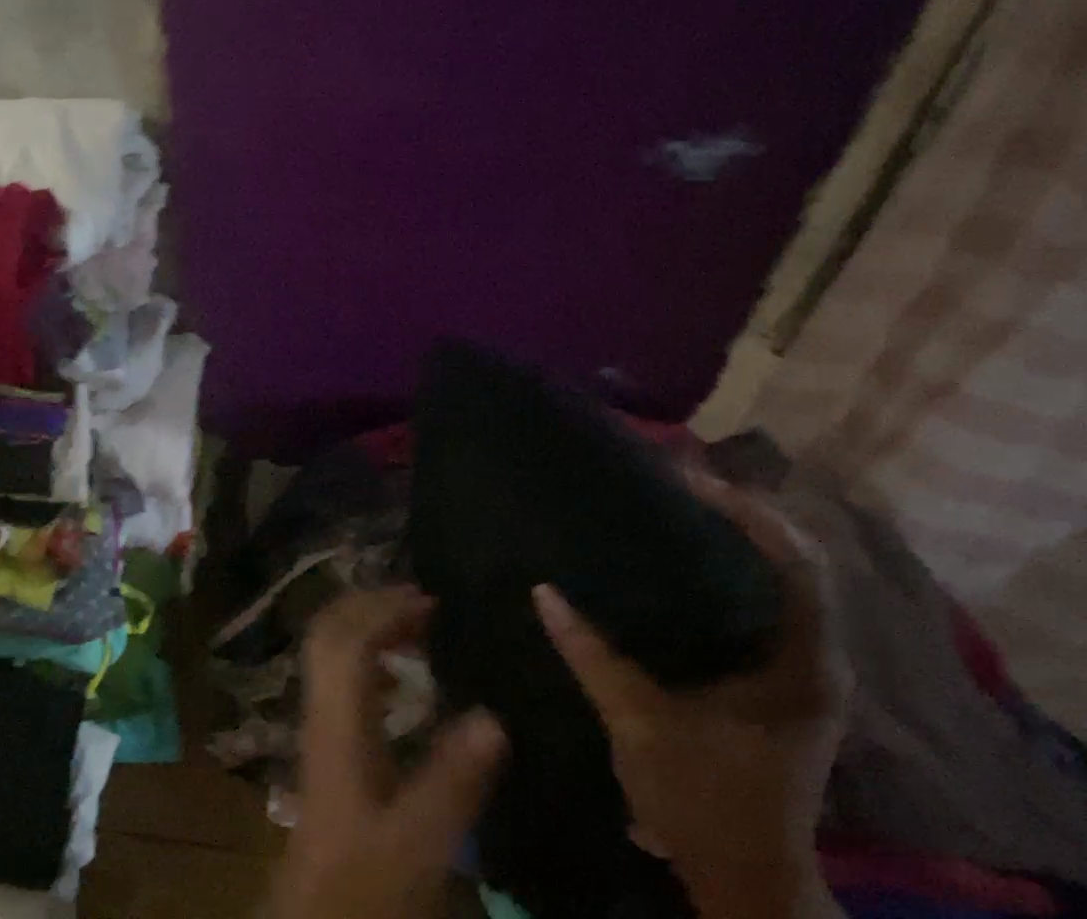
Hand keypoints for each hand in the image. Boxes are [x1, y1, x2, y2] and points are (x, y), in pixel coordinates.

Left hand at [270, 587, 507, 918]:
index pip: (345, 641)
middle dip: (368, 605)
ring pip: (330, 655)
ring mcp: (321, 731)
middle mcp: (321, 716)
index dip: (382, 609)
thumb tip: (494, 714)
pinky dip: (368, 659)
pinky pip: (341, 681)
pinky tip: (400, 677)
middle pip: (327, 635)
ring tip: (417, 623)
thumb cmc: (365, 884)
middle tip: (424, 599)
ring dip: (365, 627)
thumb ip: (454, 779)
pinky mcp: (330, 750)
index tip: (432, 598)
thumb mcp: (419, 840)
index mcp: (337, 725)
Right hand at [532, 475, 850, 918]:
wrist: (745, 877)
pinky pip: (763, 610)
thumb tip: (541, 592)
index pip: (796, 564)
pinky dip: (727, 579)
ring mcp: (803, 673)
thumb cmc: (701, 799)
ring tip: (674, 511)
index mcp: (801, 664)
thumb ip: (592, 655)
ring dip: (735, 544)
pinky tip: (679, 571)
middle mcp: (816, 660)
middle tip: (674, 485)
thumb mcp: (639, 725)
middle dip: (741, 517)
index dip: (748, 513)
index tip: (686, 481)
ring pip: (781, 585)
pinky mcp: (781, 685)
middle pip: (796, 564)